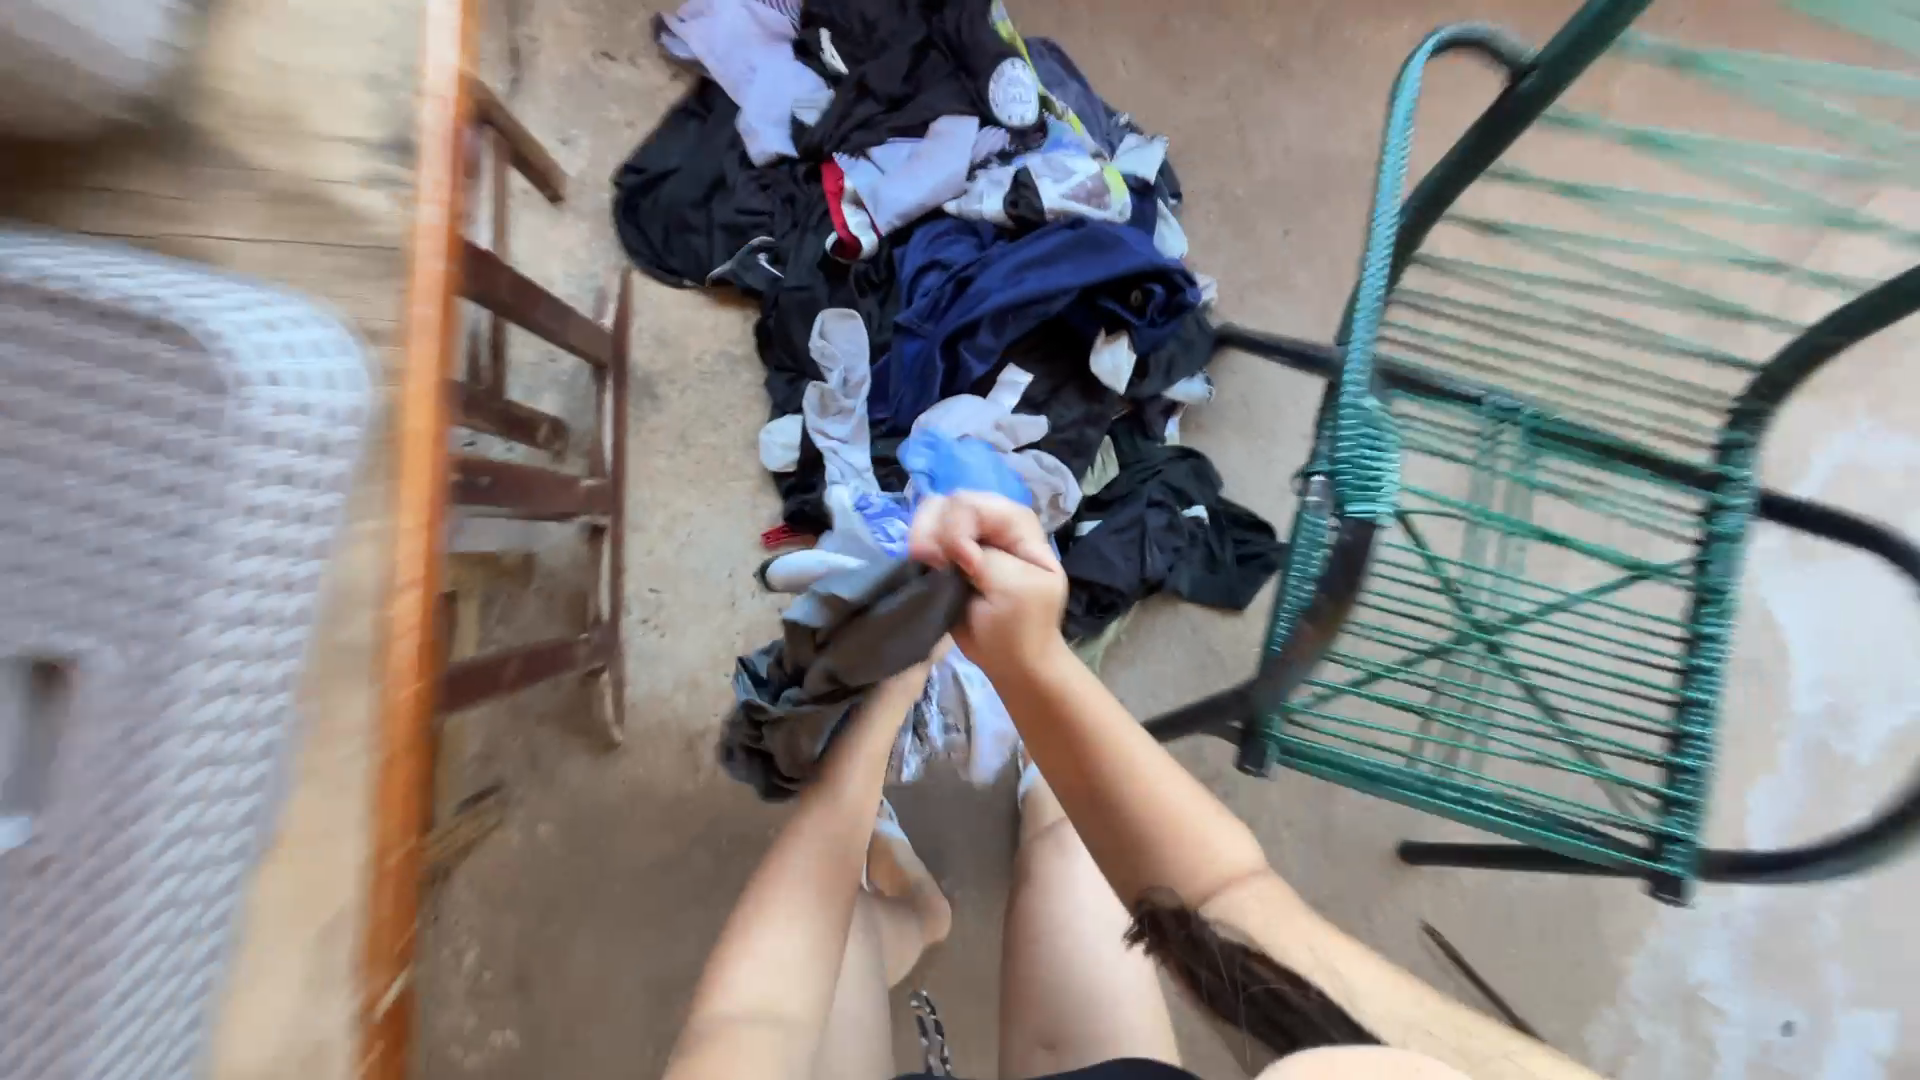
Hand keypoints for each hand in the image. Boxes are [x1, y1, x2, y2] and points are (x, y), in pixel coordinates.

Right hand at [908, 493, 1067, 679]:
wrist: (1011, 660)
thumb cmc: (1022, 626)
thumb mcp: (1016, 589)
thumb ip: (987, 559)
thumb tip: (954, 551)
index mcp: (1017, 525)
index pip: (977, 505)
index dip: (961, 531)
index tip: (966, 566)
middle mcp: (991, 523)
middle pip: (952, 503)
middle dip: (937, 530)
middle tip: (934, 563)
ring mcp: (968, 536)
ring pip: (933, 512)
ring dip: (922, 535)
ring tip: (925, 563)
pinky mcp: (947, 553)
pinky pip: (924, 533)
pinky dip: (917, 545)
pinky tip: (921, 565)